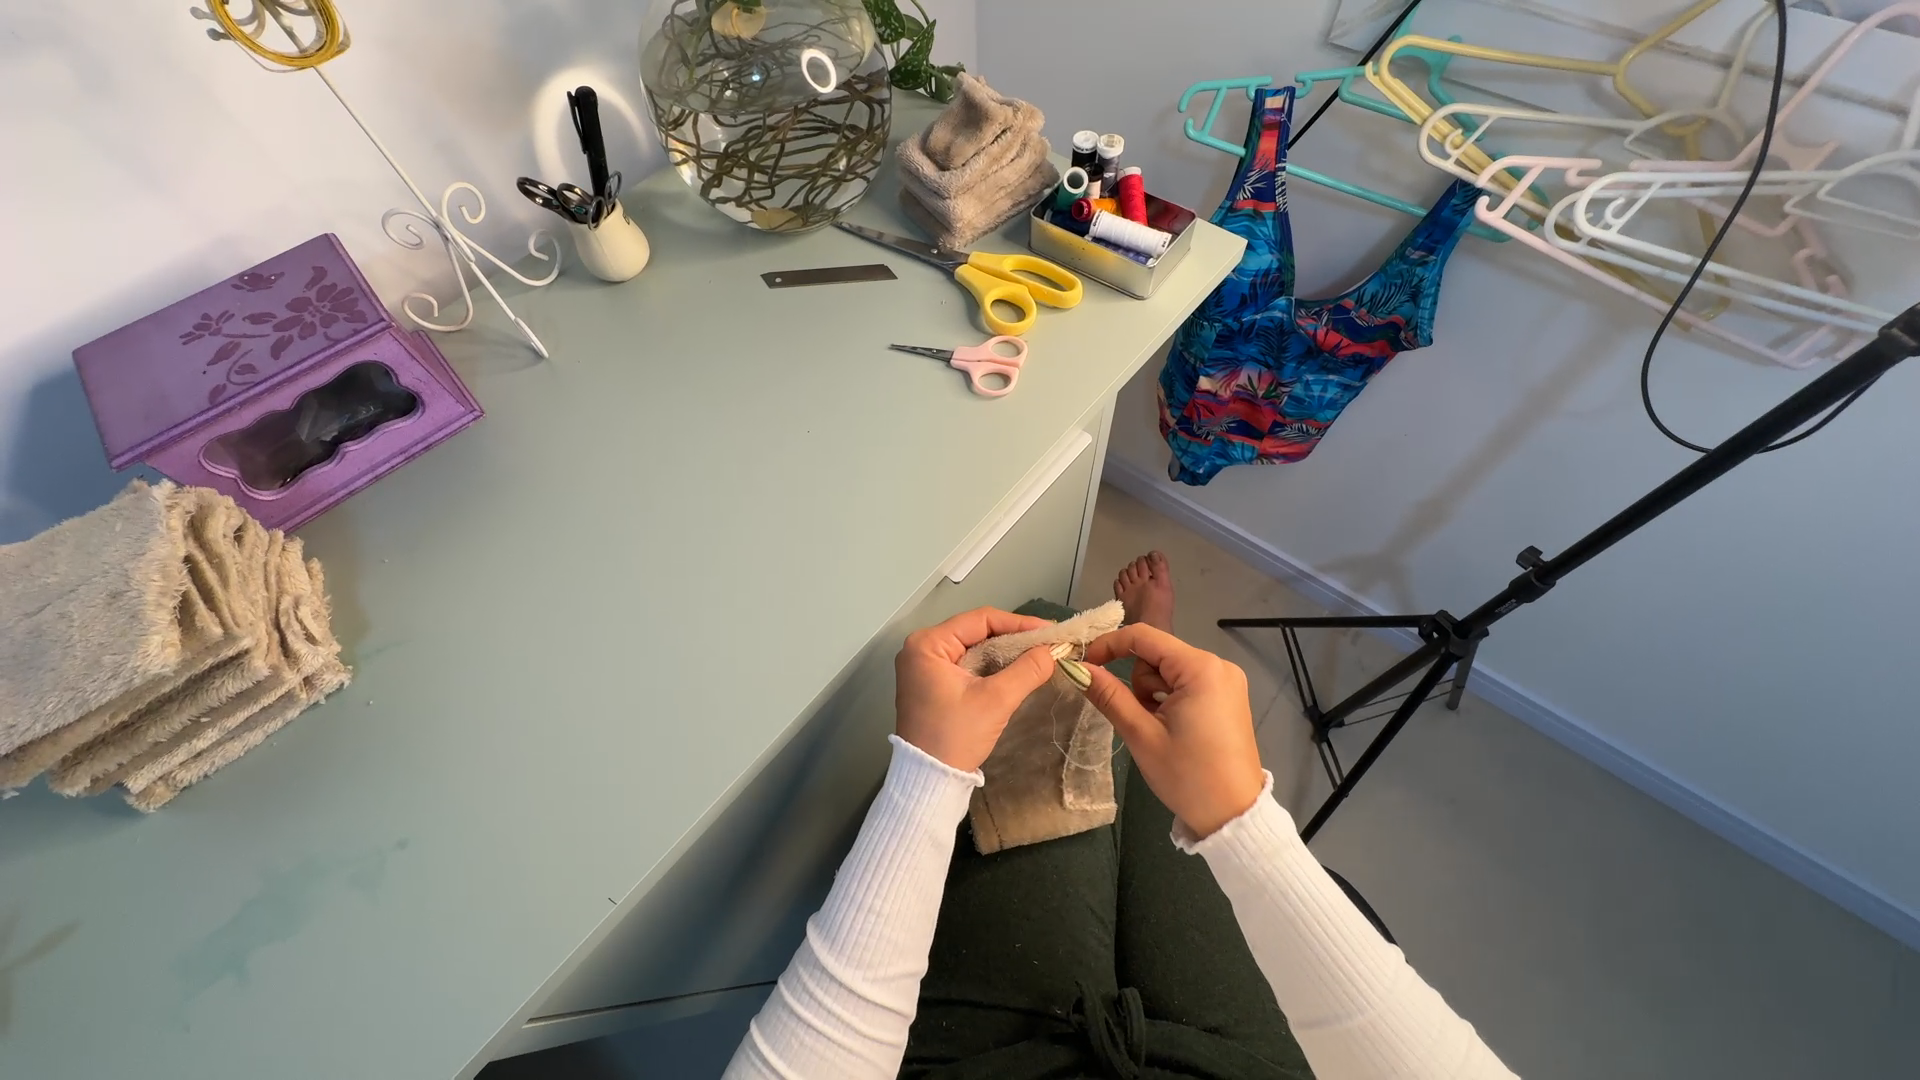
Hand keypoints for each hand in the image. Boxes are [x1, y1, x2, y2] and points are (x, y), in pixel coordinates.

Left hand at [895, 607, 1058, 771]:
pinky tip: (1016, 669)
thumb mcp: (996, 700)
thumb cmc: (956, 736)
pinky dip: (991, 666)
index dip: (1019, 623)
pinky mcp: (931, 683)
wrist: (929, 780)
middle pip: (976, 631)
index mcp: (927, 644)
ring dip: (1004, 652)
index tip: (1050, 630)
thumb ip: (1027, 670)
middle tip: (1048, 642)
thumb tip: (1053, 650)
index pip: (980, 619)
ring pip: (973, 647)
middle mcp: (921, 648)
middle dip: (1013, 637)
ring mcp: (924, 666)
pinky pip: (966, 664)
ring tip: (1038, 654)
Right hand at [1081, 625, 1264, 838]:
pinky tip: (1173, 729)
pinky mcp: (1228, 697)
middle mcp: (1218, 665)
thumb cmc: (1187, 776)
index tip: (1084, 663)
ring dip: (1152, 693)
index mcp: (1200, 668)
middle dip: (1138, 682)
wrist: (1234, 818)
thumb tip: (1078, 667)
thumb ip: (1108, 694)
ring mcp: (1226, 681)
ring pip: (1168, 670)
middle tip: (1141, 719)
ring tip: (1158, 729)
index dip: (1109, 645)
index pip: (1144, 637)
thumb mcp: (1141, 734)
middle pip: (1157, 654)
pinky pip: (1185, 683)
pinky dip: (1169, 699)